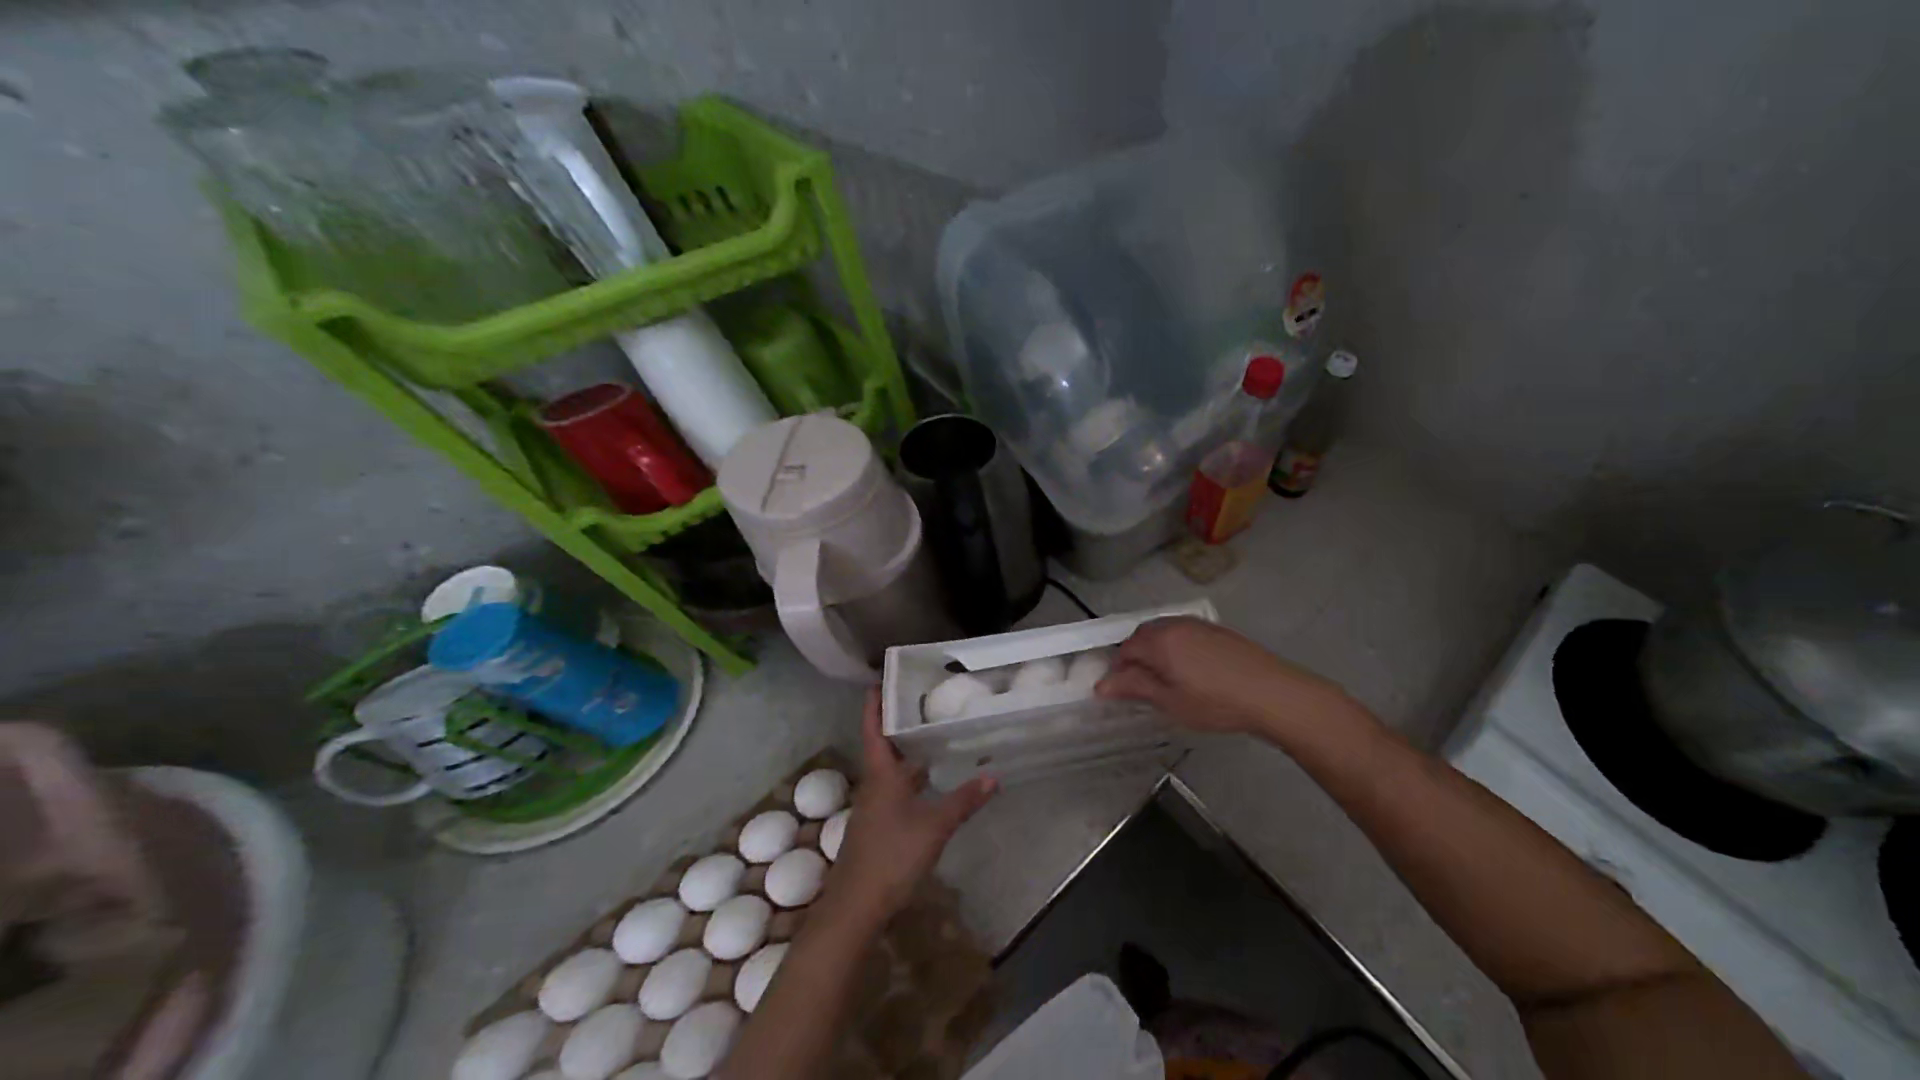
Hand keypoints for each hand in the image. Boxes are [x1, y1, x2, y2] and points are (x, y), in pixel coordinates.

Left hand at [826, 690, 997, 922]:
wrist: (856, 905)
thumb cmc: (892, 856)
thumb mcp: (934, 826)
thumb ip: (964, 800)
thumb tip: (993, 775)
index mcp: (880, 775)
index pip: (874, 728)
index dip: (875, 703)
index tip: (881, 679)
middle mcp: (874, 785)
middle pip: (884, 746)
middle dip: (899, 724)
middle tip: (924, 700)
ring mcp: (874, 807)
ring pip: (891, 770)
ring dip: (908, 752)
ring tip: (935, 735)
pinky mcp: (879, 826)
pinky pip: (896, 790)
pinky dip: (912, 779)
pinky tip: (932, 783)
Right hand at [1095, 616, 1362, 737]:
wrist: (1274, 694)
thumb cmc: (1216, 702)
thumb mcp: (1170, 701)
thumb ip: (1134, 687)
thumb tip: (1102, 684)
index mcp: (1158, 640)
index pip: (1124, 649)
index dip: (1118, 670)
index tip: (1120, 692)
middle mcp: (1175, 625)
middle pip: (1142, 636)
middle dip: (1135, 658)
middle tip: (1141, 687)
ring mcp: (1199, 625)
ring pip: (1164, 633)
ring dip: (1156, 652)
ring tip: (1165, 680)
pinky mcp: (1218, 632)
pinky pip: (1184, 634)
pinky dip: (1176, 649)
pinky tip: (1190, 671)